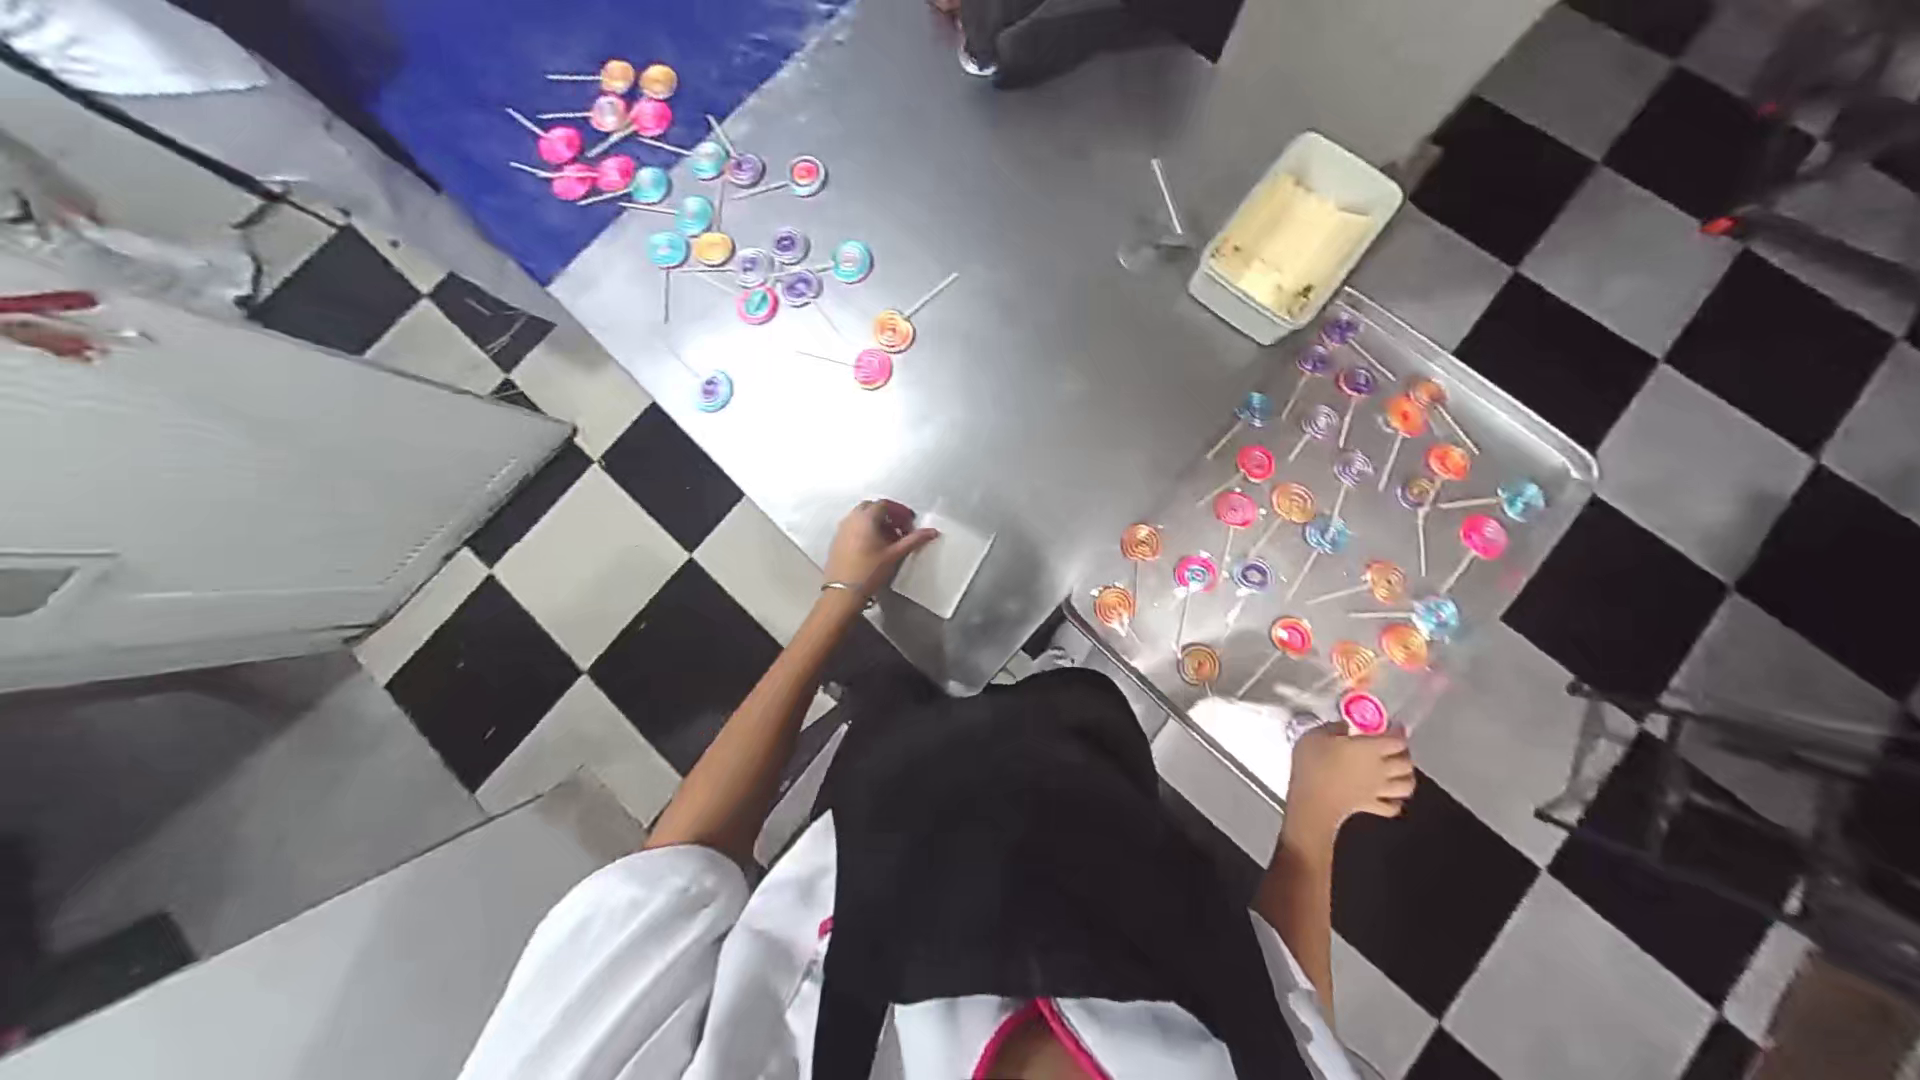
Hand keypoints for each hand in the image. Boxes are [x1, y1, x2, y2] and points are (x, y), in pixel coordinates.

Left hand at [823, 499, 938, 599]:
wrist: (843, 592)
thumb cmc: (871, 571)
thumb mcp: (895, 554)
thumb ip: (914, 540)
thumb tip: (933, 531)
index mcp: (866, 518)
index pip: (885, 505)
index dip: (899, 511)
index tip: (909, 523)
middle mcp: (851, 518)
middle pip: (872, 507)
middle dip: (887, 515)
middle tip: (899, 529)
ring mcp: (841, 529)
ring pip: (861, 517)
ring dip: (876, 522)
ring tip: (888, 539)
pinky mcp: (836, 540)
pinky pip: (853, 526)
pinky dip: (865, 530)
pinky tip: (873, 547)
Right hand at [1282, 726, 1414, 852]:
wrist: (1312, 799)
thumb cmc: (1313, 764)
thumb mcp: (1316, 736)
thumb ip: (1333, 728)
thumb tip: (1344, 726)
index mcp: (1370, 748)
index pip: (1397, 740)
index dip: (1398, 732)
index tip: (1394, 727)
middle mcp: (1380, 768)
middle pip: (1406, 762)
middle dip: (1404, 754)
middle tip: (1394, 748)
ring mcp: (1378, 790)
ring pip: (1407, 785)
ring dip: (1406, 777)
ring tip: (1397, 771)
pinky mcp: (1371, 806)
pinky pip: (1393, 806)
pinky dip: (1395, 801)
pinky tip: (1387, 795)